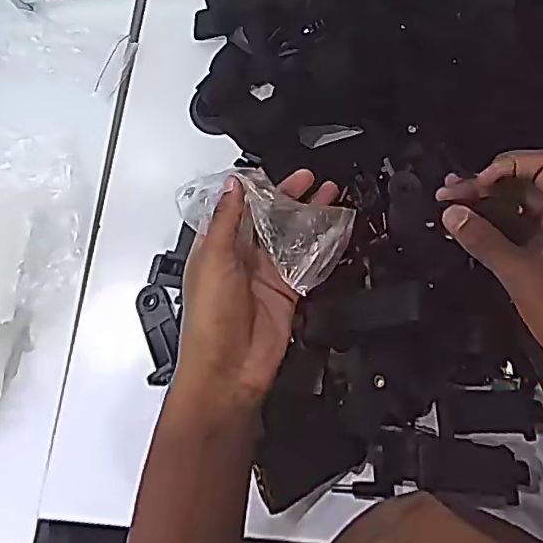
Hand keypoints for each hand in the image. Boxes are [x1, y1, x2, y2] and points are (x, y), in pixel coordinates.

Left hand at [170, 169, 339, 421]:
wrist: (228, 370)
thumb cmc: (208, 323)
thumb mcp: (213, 260)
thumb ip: (225, 219)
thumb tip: (231, 185)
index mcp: (218, 247)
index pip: (240, 208)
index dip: (259, 188)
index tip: (274, 172)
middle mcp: (243, 259)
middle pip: (272, 219)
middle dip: (291, 197)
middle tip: (311, 178)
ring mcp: (266, 275)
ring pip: (293, 237)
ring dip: (311, 216)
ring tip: (330, 196)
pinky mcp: (287, 292)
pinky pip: (308, 263)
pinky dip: (323, 246)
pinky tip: (334, 231)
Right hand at [436, 151, 542, 408]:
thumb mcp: (528, 278)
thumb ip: (487, 242)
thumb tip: (458, 215)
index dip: (506, 165)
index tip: (478, 181)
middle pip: (528, 186)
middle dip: (489, 186)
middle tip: (456, 194)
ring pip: (522, 212)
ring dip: (490, 210)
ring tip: (457, 210)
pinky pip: (522, 237)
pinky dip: (497, 234)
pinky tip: (474, 237)